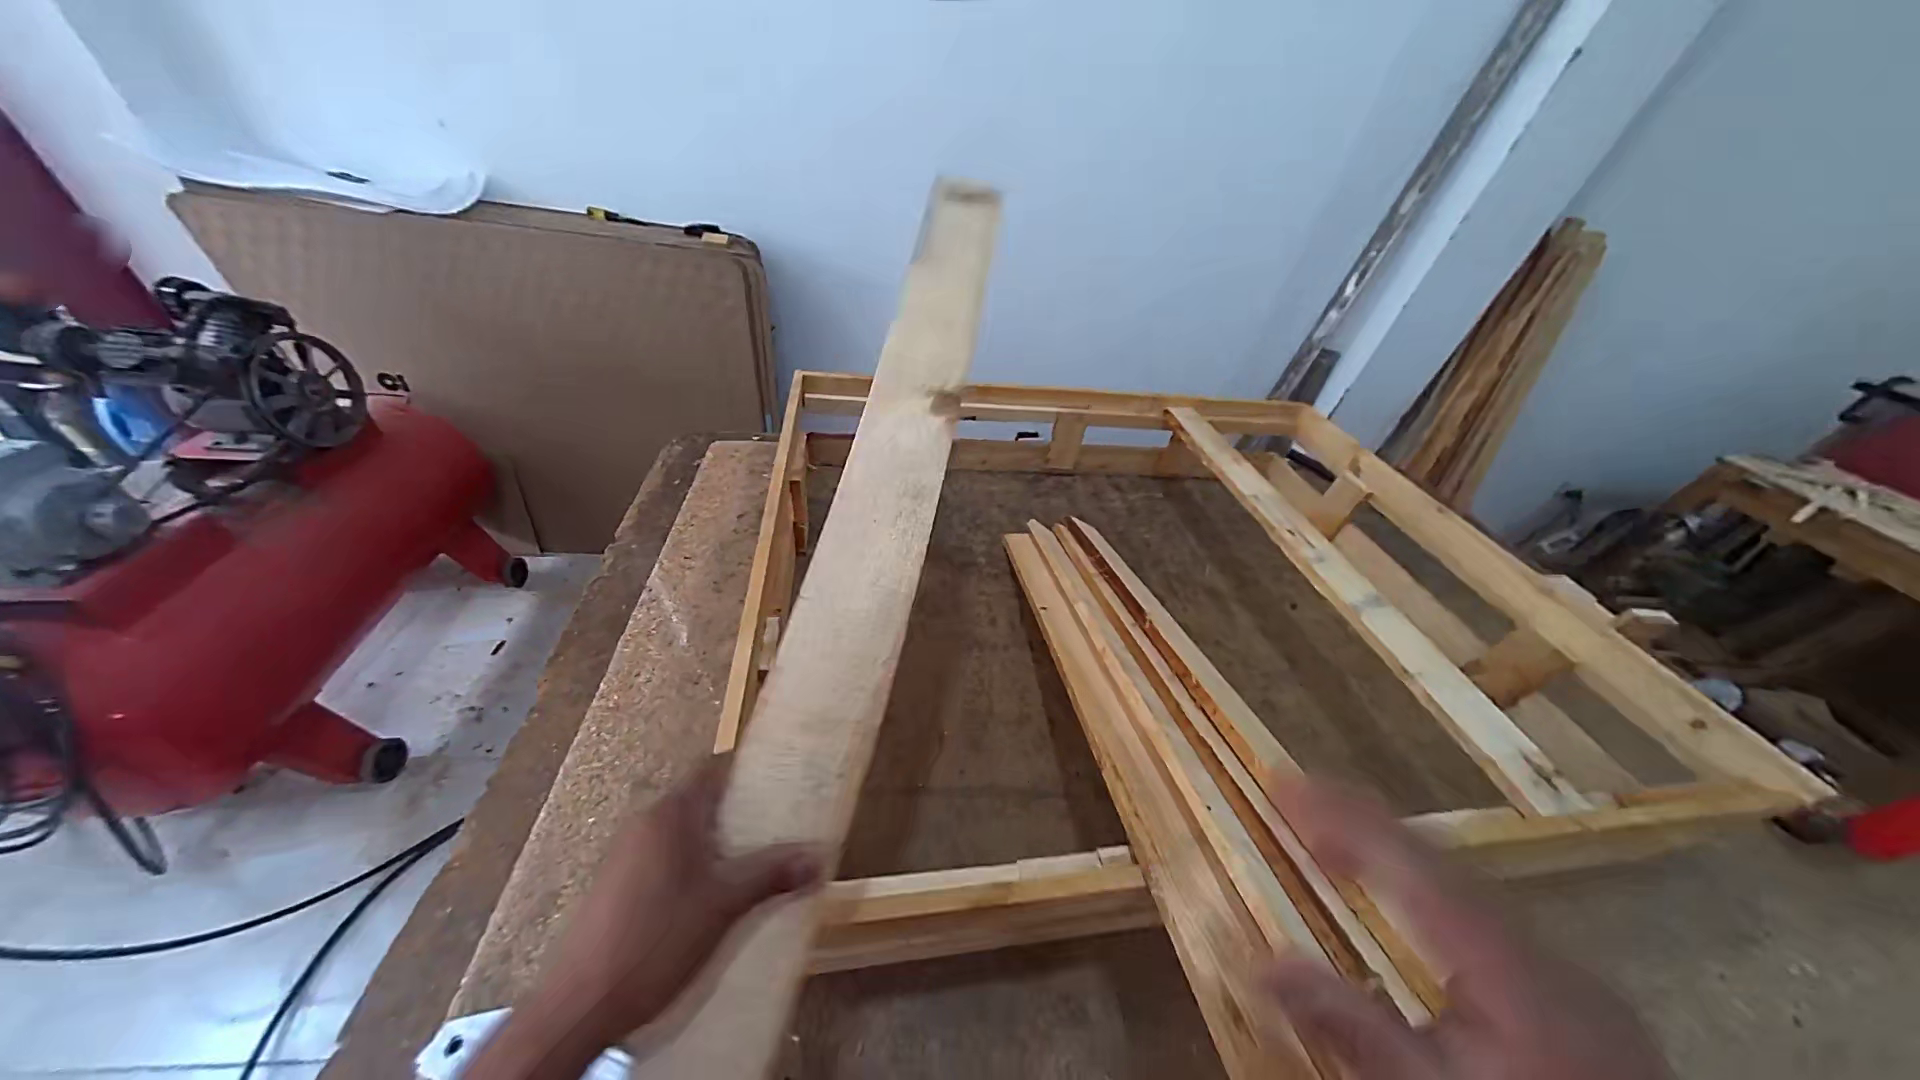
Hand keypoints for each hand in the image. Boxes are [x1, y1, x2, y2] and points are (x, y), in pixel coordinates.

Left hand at [466, 757, 821, 1079]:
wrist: (578, 1008)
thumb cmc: (655, 939)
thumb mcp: (724, 905)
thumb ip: (771, 874)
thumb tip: (819, 857)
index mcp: (670, 814)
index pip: (712, 768)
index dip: (745, 766)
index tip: (779, 775)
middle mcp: (645, 823)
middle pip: (699, 799)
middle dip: (738, 809)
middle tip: (777, 822)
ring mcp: (624, 855)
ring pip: (682, 832)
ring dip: (715, 840)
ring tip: (754, 859)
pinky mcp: (614, 887)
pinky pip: (664, 857)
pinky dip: (692, 864)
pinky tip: (712, 895)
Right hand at [1262, 781, 1671, 1079]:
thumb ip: (1355, 1028)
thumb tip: (1267, 962)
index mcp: (1510, 966)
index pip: (1412, 864)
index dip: (1343, 814)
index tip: (1285, 781)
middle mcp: (1540, 951)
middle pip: (1437, 859)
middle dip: (1359, 821)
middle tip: (1292, 797)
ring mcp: (1560, 971)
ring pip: (1459, 881)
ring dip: (1386, 850)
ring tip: (1324, 838)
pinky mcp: (1566, 995)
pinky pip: (1476, 911)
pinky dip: (1420, 885)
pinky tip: (1397, 900)